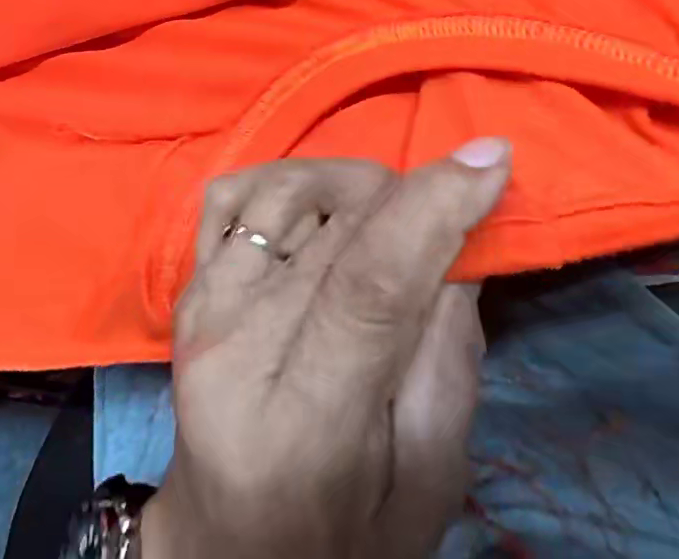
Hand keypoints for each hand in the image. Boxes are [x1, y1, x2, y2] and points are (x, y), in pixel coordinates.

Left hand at [142, 140, 511, 558]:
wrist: (226, 540)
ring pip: (293, 189)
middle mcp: (233, 347)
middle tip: (441, 236)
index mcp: (302, 422)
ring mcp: (202, 305)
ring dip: (358, 189)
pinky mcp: (189, 283)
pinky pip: (237, 190)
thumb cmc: (340, 532)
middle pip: (341, 224)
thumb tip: (461, 238)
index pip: (368, 286)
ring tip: (382, 231)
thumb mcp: (428, 478)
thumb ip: (450, 357)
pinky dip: (293, 183)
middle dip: (413, 203)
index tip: (490, 159)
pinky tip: (320, 217)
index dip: (433, 208)